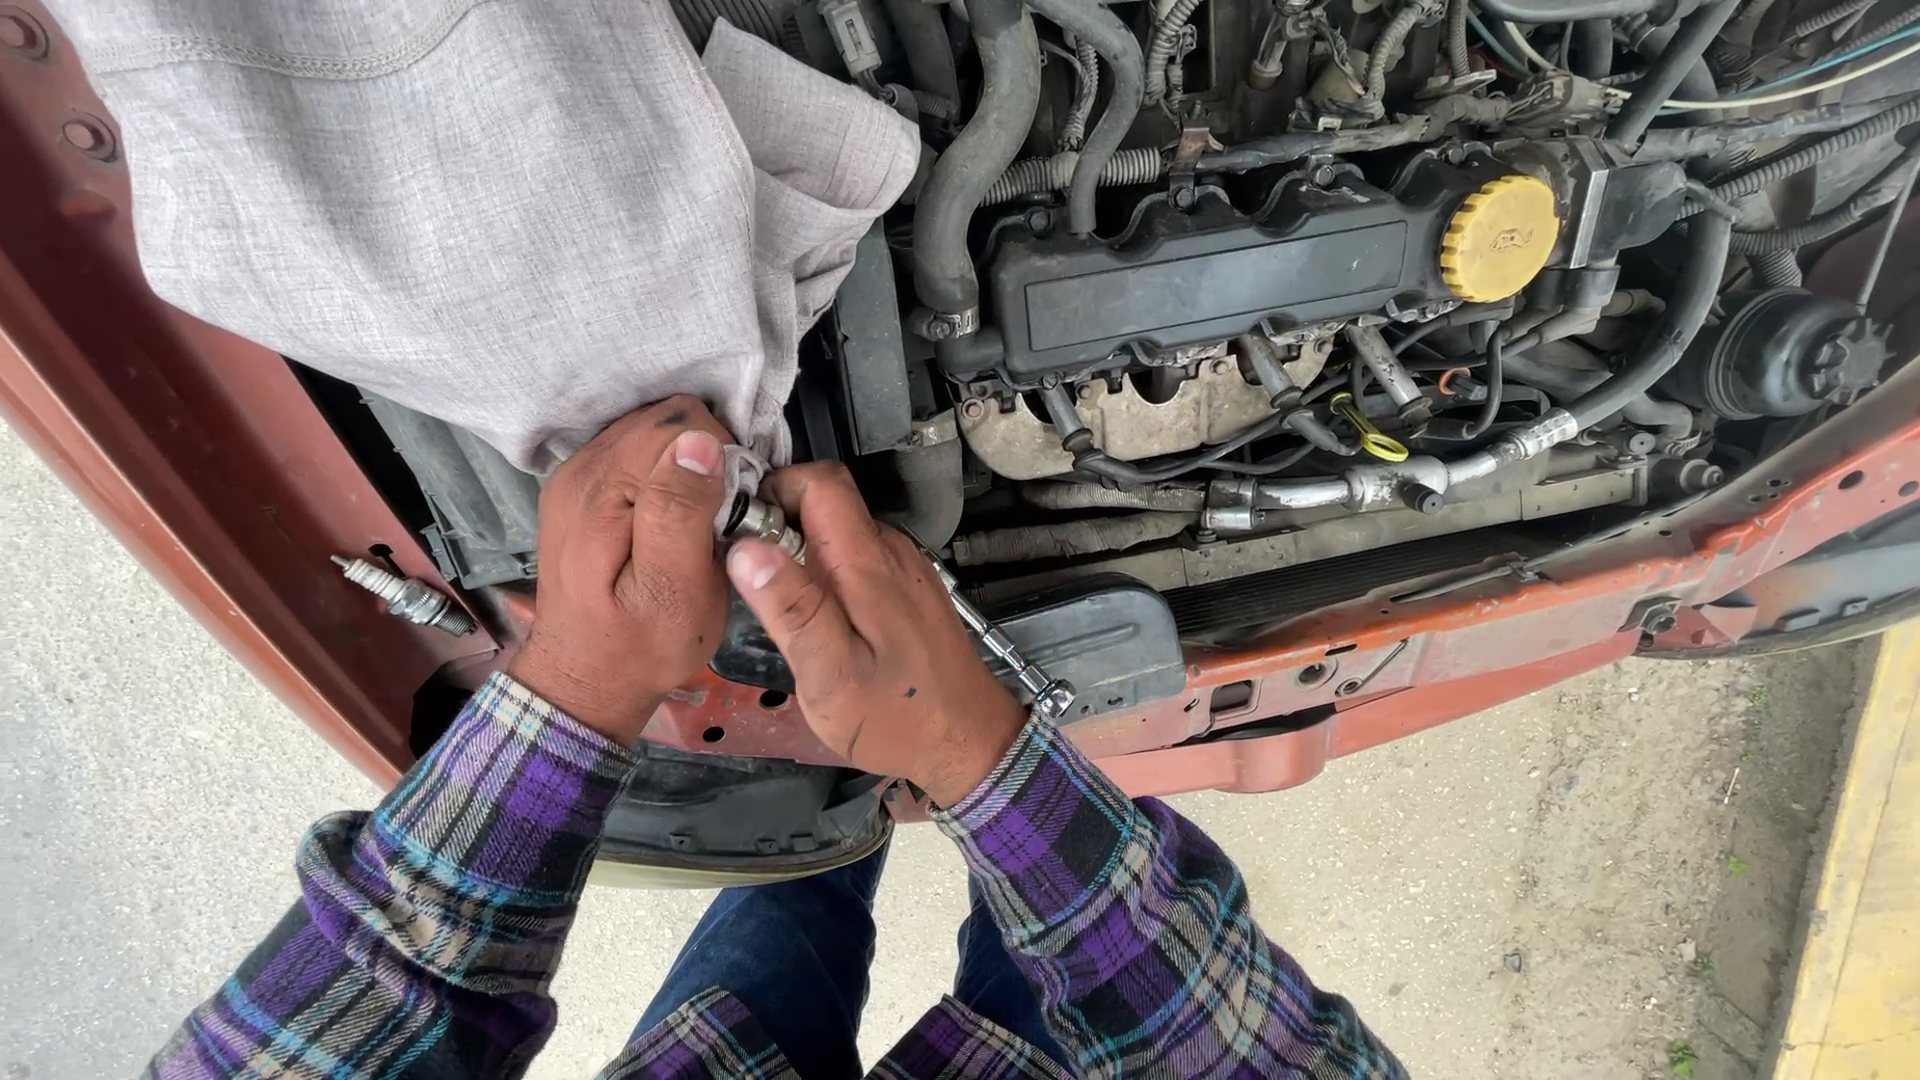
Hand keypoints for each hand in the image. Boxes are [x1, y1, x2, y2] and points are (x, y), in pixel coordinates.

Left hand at [507, 396, 732, 742]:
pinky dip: (668, 475)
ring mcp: (577, 477)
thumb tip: (700, 443)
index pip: (681, 423)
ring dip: (688, 467)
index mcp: (601, 489)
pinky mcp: (583, 491)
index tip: (732, 510)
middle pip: (664, 420)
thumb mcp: (674, 589)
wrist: (587, 680)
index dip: (721, 458)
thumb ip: (681, 513)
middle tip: (719, 519)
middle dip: (705, 458)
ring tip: (699, 520)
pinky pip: (637, 454)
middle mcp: (580, 469)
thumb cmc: (642, 644)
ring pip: (653, 432)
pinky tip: (675, 518)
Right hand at [725, 464, 1026, 805]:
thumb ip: (793, 609)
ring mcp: (906, 568)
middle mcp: (892, 552)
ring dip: (803, 551)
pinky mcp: (910, 588)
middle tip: (749, 575)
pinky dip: (829, 572)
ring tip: (779, 603)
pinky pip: (860, 559)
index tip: (742, 526)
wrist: (968, 741)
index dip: (777, 487)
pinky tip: (819, 617)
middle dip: (781, 522)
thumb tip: (747, 548)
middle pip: (830, 504)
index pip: (823, 482)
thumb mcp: (831, 676)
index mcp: (870, 565)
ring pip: (842, 532)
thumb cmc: (898, 718)